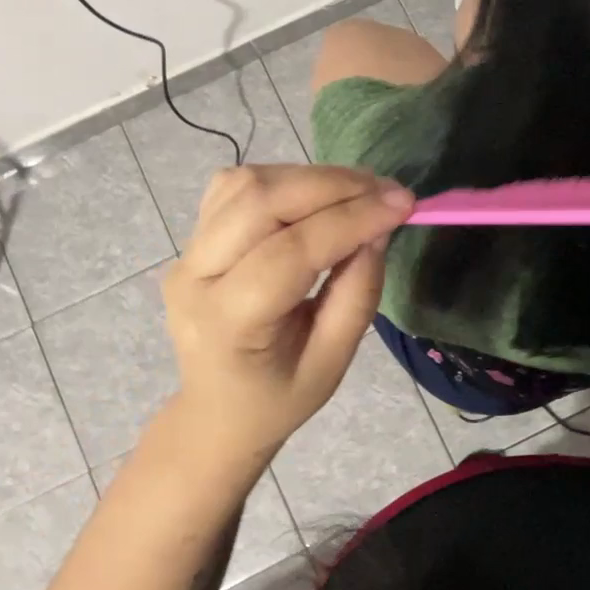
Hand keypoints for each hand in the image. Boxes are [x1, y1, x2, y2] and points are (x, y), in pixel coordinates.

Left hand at [160, 165, 412, 452]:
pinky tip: (318, 197)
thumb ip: (357, 295)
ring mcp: (186, 253)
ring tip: (361, 192)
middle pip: (261, 201)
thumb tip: (378, 228)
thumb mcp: (332, 363)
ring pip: (245, 184)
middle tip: (388, 191)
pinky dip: (283, 180)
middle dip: (333, 186)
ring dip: (311, 178)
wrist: (218, 411)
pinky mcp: (191, 238)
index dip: (351, 219)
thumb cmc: (279, 398)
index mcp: (228, 323)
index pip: (291, 250)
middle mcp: (195, 277)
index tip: (404, 204)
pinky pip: (233, 188)